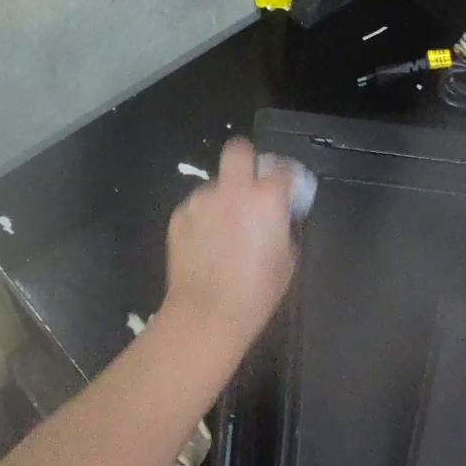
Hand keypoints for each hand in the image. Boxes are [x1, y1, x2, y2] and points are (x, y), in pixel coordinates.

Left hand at [162, 137, 297, 345]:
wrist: (207, 313)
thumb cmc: (256, 293)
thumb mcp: (287, 260)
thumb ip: (283, 228)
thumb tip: (277, 220)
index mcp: (266, 198)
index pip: (281, 169)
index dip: (283, 181)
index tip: (283, 193)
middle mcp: (232, 191)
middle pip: (238, 151)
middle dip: (245, 163)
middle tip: (248, 189)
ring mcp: (200, 201)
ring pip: (214, 185)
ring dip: (221, 199)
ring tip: (223, 232)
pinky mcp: (178, 217)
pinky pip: (196, 209)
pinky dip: (202, 219)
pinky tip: (204, 246)